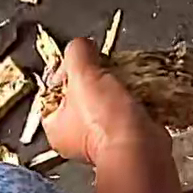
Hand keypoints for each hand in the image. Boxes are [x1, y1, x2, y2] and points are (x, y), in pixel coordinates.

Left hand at [42, 38, 169, 166]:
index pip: (52, 88)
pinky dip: (132, 99)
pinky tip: (135, 94)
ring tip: (121, 81)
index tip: (79, 61)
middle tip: (103, 70)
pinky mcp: (125, 138)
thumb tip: (82, 45)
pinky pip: (126, 110)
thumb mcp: (82, 72)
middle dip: (94, 76)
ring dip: (116, 86)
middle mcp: (75, 137)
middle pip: (80, 92)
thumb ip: (76, 51)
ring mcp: (101, 139)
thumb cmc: (105, 123)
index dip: (65, 69)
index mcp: (54, 127)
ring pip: (105, 100)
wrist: (139, 147)